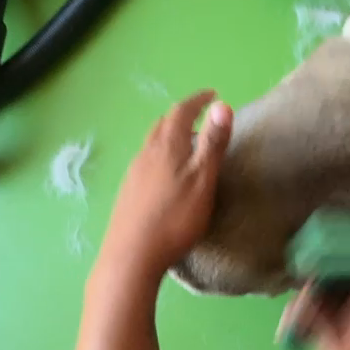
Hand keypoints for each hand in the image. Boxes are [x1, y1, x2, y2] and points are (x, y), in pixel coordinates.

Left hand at [97, 91, 232, 282]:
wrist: (131, 255)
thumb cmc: (175, 218)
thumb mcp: (203, 180)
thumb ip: (212, 143)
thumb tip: (221, 105)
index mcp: (166, 146)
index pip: (181, 111)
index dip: (197, 100)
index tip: (212, 94)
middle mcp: (146, 153)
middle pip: (163, 125)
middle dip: (182, 115)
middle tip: (199, 117)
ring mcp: (133, 173)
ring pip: (152, 143)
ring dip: (170, 135)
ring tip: (187, 144)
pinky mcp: (128, 192)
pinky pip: (146, 161)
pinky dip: (160, 155)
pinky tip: (166, 174)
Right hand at [279, 290, 349, 349]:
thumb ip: (317, 324)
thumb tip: (299, 302)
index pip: (323, 286)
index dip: (301, 300)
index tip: (286, 324)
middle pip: (330, 298)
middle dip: (309, 315)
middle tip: (290, 338)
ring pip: (338, 314)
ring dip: (320, 327)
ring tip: (305, 349)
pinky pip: (349, 326)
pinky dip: (334, 336)